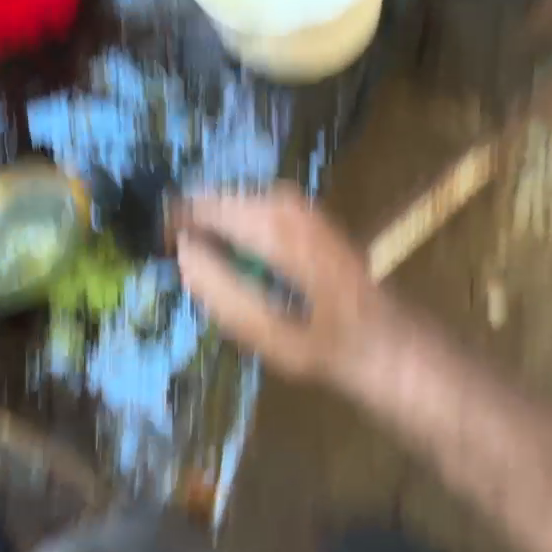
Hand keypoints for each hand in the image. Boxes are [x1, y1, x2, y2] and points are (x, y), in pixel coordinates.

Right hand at [175, 185, 380, 387]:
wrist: (395, 344)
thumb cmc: (333, 350)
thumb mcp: (273, 338)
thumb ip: (223, 294)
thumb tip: (183, 251)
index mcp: (280, 231)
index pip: (207, 207)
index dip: (175, 221)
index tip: (157, 246)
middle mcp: (289, 205)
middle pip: (219, 201)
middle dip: (194, 225)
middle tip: (180, 263)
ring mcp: (300, 206)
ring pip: (234, 203)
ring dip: (214, 229)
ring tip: (205, 265)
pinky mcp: (305, 213)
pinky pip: (252, 208)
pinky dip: (236, 230)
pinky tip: (239, 263)